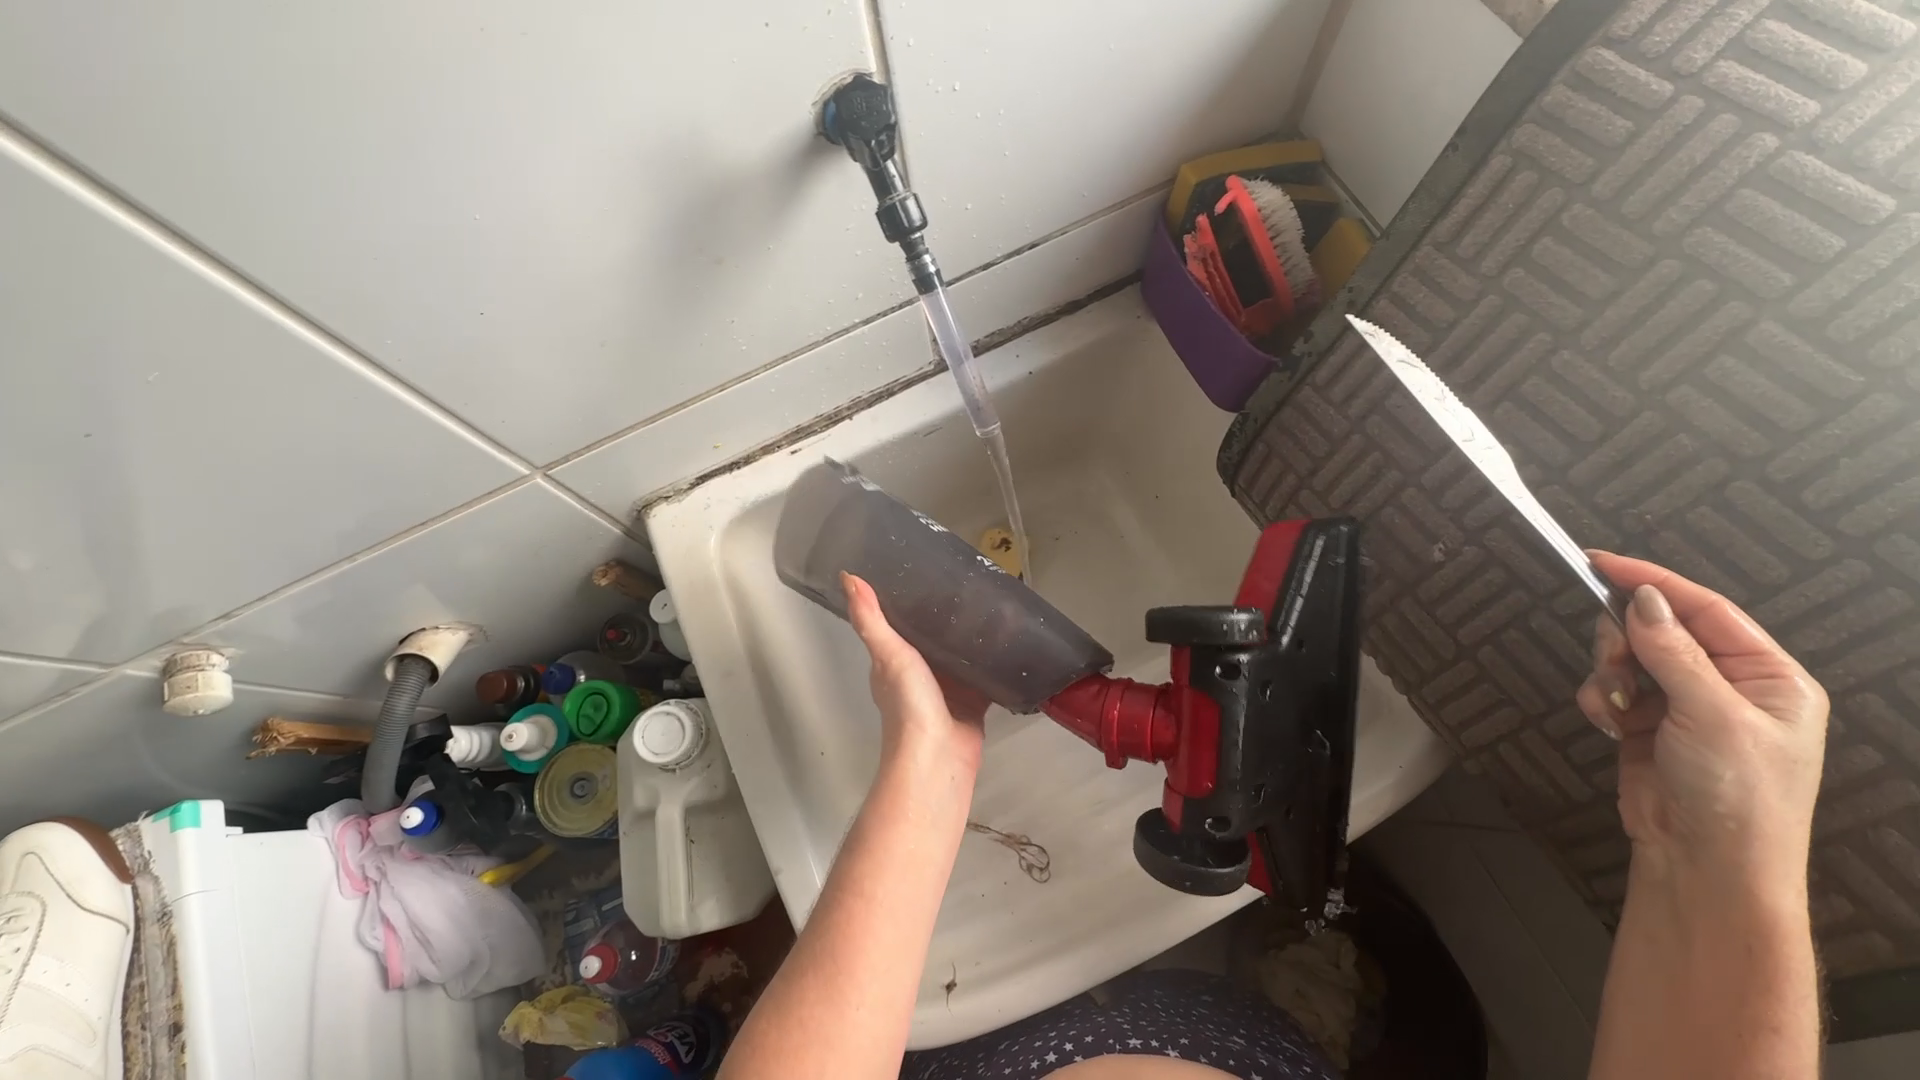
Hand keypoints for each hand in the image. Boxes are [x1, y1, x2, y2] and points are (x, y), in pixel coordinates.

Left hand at [841, 573, 989, 776]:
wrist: (939, 757)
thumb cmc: (909, 706)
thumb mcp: (889, 655)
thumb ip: (871, 619)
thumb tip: (848, 577)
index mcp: (893, 663)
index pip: (899, 624)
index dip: (909, 601)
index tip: (926, 572)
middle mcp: (919, 675)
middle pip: (934, 640)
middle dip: (948, 617)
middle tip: (971, 583)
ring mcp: (948, 691)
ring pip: (961, 658)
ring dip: (973, 639)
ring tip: (994, 606)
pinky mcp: (974, 703)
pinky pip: (986, 678)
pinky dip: (996, 664)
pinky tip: (1011, 643)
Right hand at [1577, 553, 1828, 886]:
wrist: (1703, 863)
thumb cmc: (1734, 794)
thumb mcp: (1711, 715)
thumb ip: (1674, 651)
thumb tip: (1643, 597)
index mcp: (1767, 676)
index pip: (1705, 609)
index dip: (1653, 582)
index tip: (1600, 562)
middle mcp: (1726, 684)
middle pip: (1656, 630)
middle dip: (1625, 642)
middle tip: (1615, 664)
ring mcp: (1682, 705)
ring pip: (1624, 658)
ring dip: (1609, 676)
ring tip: (1618, 708)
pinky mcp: (1644, 724)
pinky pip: (1608, 689)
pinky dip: (1600, 701)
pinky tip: (1610, 725)